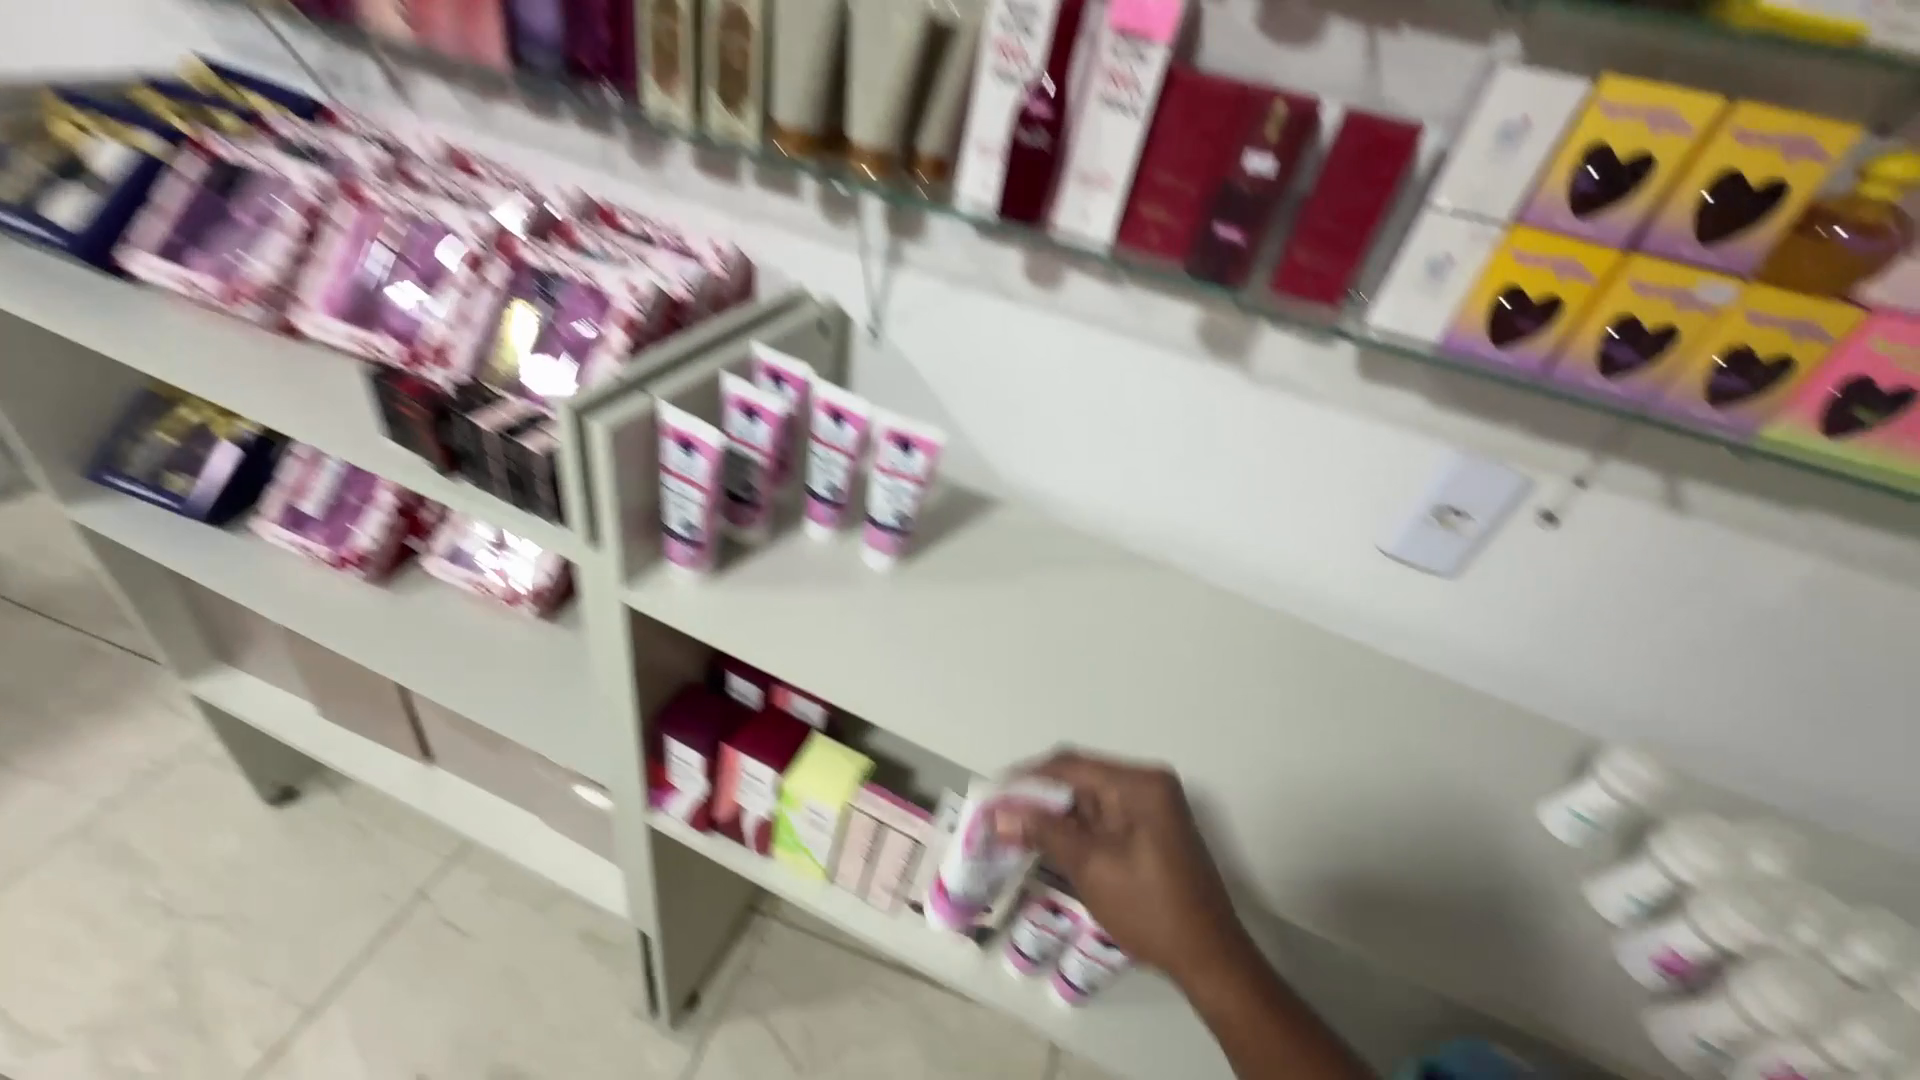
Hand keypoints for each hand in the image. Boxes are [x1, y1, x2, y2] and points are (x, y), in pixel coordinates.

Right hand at [1005, 750, 1250, 988]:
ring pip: (1088, 799)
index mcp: (1139, 783)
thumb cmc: (1149, 908)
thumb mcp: (1090, 866)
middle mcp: (1147, 784)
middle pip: (1079, 778)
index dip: (1026, 778)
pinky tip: (1045, 842)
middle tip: (997, 815)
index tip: (990, 795)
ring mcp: (1151, 807)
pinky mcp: (1150, 829)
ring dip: (1053, 814)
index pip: (1070, 765)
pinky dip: (1074, 828)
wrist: (1208, 957)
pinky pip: (1102, 817)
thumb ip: (1043, 832)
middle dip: (1037, 797)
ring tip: (1011, 829)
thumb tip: (998, 813)